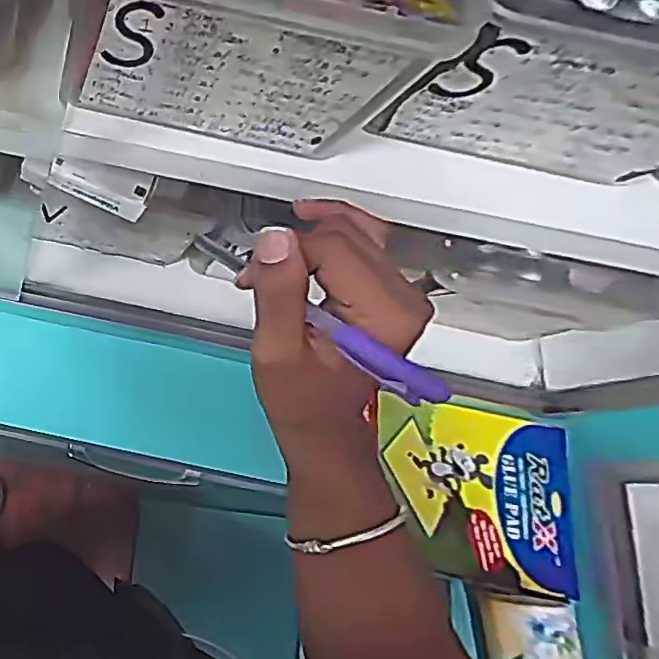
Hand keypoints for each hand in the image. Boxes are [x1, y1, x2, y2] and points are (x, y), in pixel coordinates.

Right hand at [236, 201, 432, 458]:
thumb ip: (278, 293)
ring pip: (352, 231)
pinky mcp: (391, 291)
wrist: (324, 427)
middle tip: (258, 276)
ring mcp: (402, 292)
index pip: (330, 247)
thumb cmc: (302, 400)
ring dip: (305, 240)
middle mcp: (405, 297)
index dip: (283, 255)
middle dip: (293, 246)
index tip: (253, 277)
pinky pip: (362, 243)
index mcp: (384, 313)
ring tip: (272, 266)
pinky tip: (301, 245)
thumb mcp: (277, 351)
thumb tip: (275, 239)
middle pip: (343, 234)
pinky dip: (325, 240)